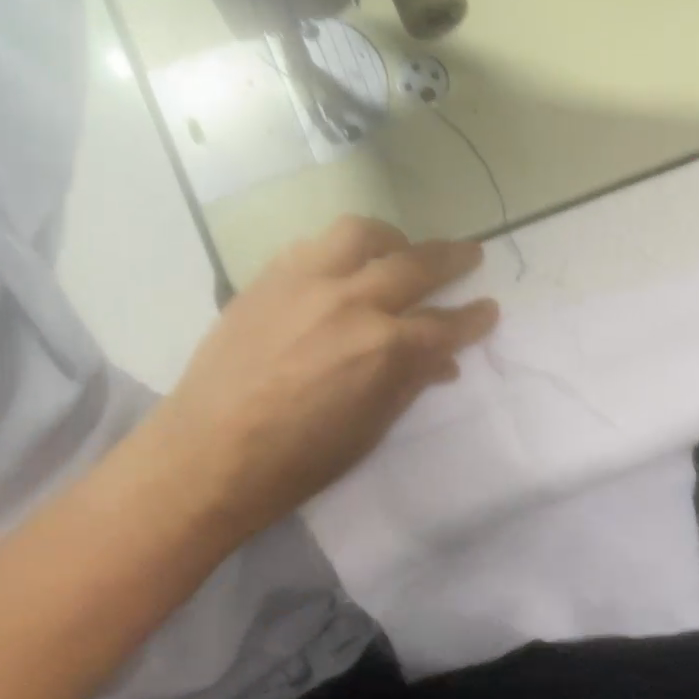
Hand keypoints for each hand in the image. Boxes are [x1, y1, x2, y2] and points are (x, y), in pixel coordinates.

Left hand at [148, 216, 498, 540]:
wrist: (210, 454)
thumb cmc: (297, 462)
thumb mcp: (367, 433)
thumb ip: (407, 386)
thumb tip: (441, 363)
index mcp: (383, 349)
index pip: (444, 326)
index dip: (472, 319)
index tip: (489, 309)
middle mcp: (351, 302)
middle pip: (414, 264)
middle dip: (450, 258)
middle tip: (470, 254)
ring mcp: (304, 282)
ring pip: (359, 235)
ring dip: (390, 239)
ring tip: (399, 249)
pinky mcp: (266, 279)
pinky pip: (312, 246)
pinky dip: (339, 250)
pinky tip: (341, 267)